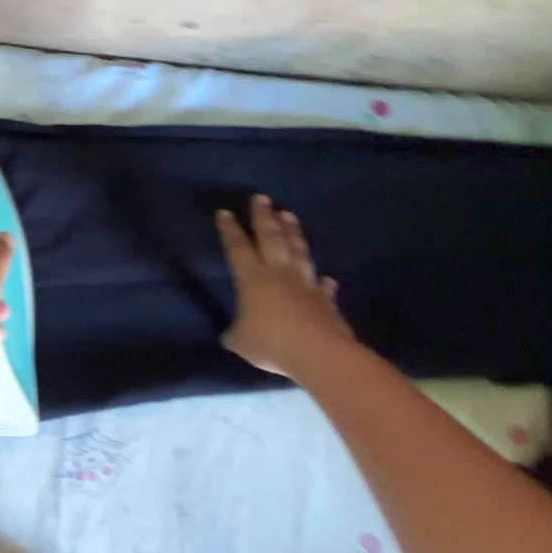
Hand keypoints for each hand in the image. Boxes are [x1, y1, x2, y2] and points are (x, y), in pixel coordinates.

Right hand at [217, 195, 353, 376]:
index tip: (224, 212)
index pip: (237, 248)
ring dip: (293, 233)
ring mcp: (306, 286)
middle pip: (271, 239)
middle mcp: (279, 275)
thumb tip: (234, 335)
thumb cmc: (271, 343)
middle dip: (264, 217)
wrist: (317, 354)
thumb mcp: (240, 342)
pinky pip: (324, 288)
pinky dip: (324, 282)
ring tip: (289, 215)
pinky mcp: (327, 302)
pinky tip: (327, 278)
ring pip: (298, 253)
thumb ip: (236, 334)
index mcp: (252, 279)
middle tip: (262, 198)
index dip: (229, 230)